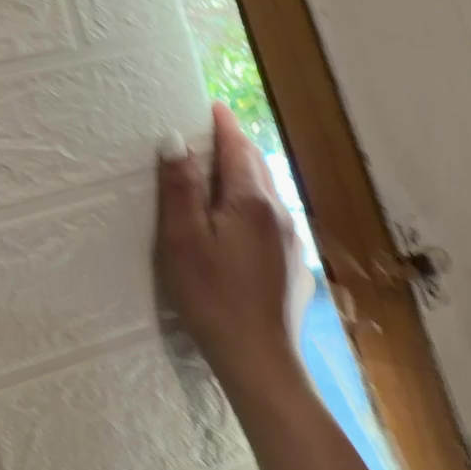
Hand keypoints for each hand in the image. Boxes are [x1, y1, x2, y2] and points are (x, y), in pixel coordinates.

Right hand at [156, 101, 315, 396]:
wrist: (261, 363)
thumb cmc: (212, 298)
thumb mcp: (183, 240)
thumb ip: (180, 187)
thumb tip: (176, 140)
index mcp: (251, 201)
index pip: (237, 147)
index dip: (223, 124)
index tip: (211, 106)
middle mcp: (279, 212)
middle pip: (256, 165)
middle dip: (234, 146)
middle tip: (209, 137)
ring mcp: (292, 240)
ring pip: (267, 192)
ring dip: (244, 176)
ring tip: (219, 176)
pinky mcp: (294, 266)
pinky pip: (272, 220)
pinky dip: (253, 206)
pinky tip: (238, 226)